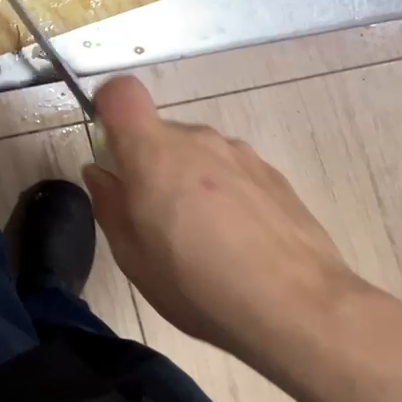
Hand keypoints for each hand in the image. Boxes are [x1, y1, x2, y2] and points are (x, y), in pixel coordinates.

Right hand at [82, 76, 370, 357]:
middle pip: (160, 133)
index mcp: (152, 151)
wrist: (299, 308)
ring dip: (191, 182)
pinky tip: (239, 244)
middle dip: (150, 164)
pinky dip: (226, 196)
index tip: (111, 147)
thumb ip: (109, 204)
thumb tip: (102, 174)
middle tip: (155, 217)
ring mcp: (241, 155)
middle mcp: (197, 139)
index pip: (121, 93)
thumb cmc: (197, 282)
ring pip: (198, 155)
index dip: (109, 108)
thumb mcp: (131, 255)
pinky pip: (232, 174)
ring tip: (204, 238)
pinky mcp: (275, 177)